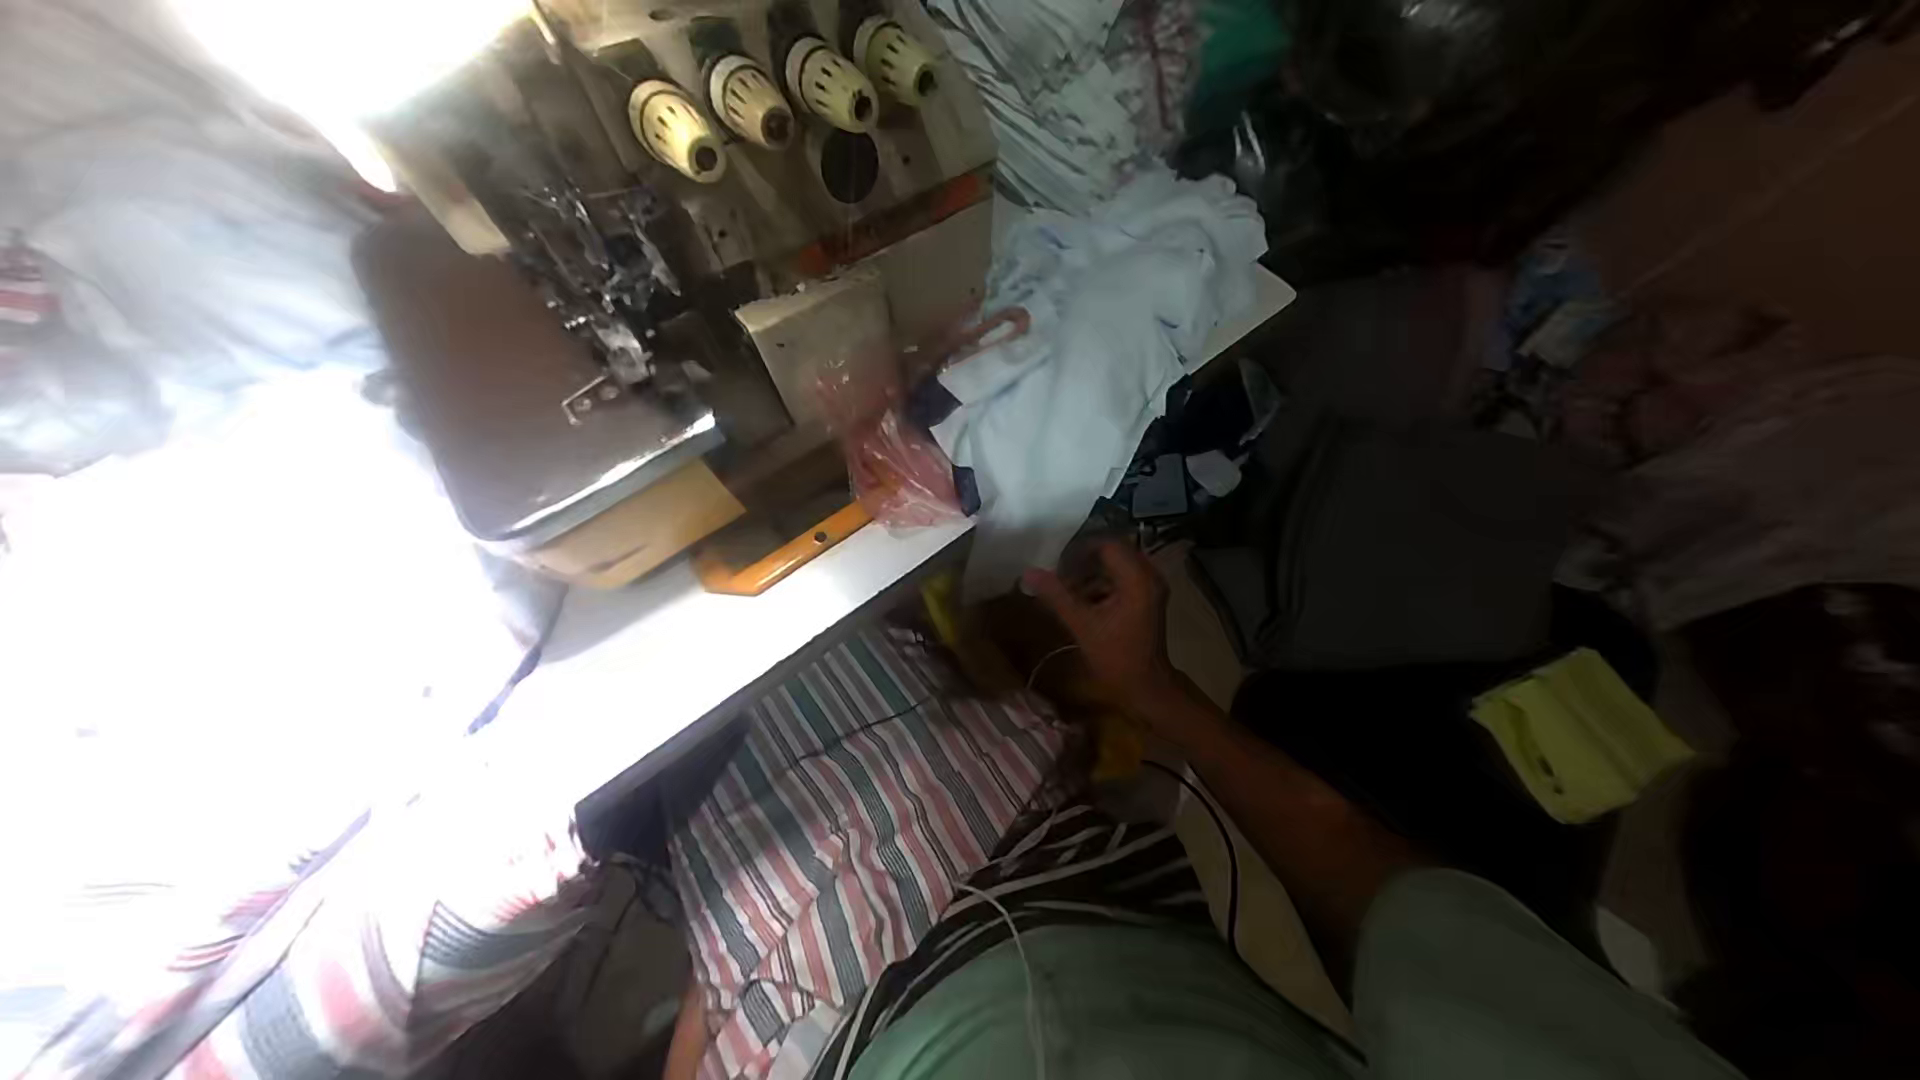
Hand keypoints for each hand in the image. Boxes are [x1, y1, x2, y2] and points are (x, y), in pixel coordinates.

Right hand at [1023, 540, 1181, 706]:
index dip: (1080, 550)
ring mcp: (1152, 587)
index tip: (1058, 564)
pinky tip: (1083, 598)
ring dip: (1092, 571)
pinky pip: (1123, 577)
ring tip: (1068, 587)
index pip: (1107, 544)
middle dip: (1085, 559)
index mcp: (1137, 579)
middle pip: (1114, 551)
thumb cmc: (1115, 657)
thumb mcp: (1082, 624)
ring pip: (1118, 564)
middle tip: (1060, 572)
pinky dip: (1102, 582)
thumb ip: (1056, 595)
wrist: (1146, 686)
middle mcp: (1150, 576)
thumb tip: (1029, 572)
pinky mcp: (1148, 597)